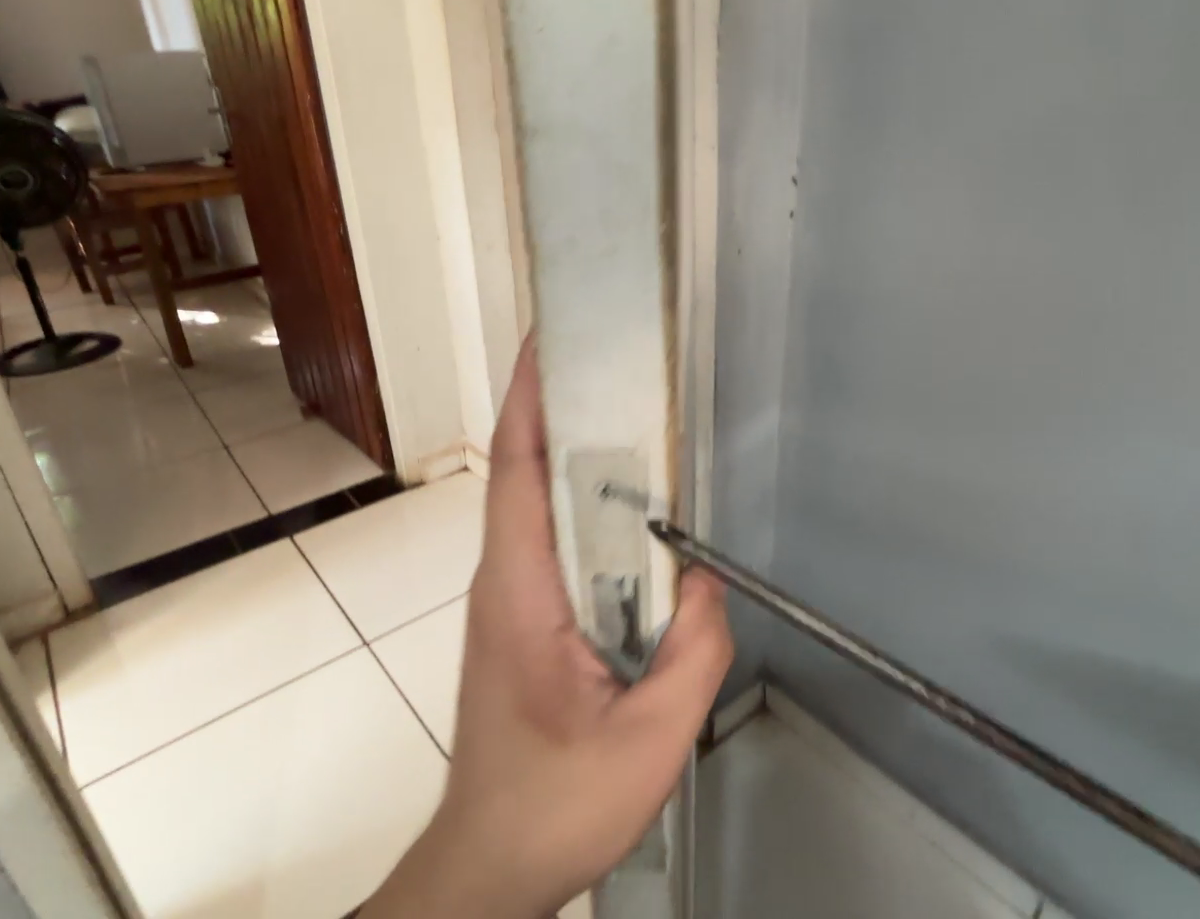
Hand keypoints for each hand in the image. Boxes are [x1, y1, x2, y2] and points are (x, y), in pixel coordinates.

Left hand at [361, 343, 733, 918]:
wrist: (492, 861)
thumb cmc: (554, 805)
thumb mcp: (647, 739)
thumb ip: (691, 654)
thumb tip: (707, 583)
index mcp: (521, 593)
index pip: (519, 473)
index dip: (532, 398)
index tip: (551, 338)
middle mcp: (506, 582)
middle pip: (528, 474)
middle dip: (561, 406)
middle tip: (612, 357)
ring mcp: (510, 601)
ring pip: (541, 508)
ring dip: (574, 455)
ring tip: (630, 413)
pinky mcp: (524, 622)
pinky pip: (554, 545)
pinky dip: (585, 508)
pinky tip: (633, 514)